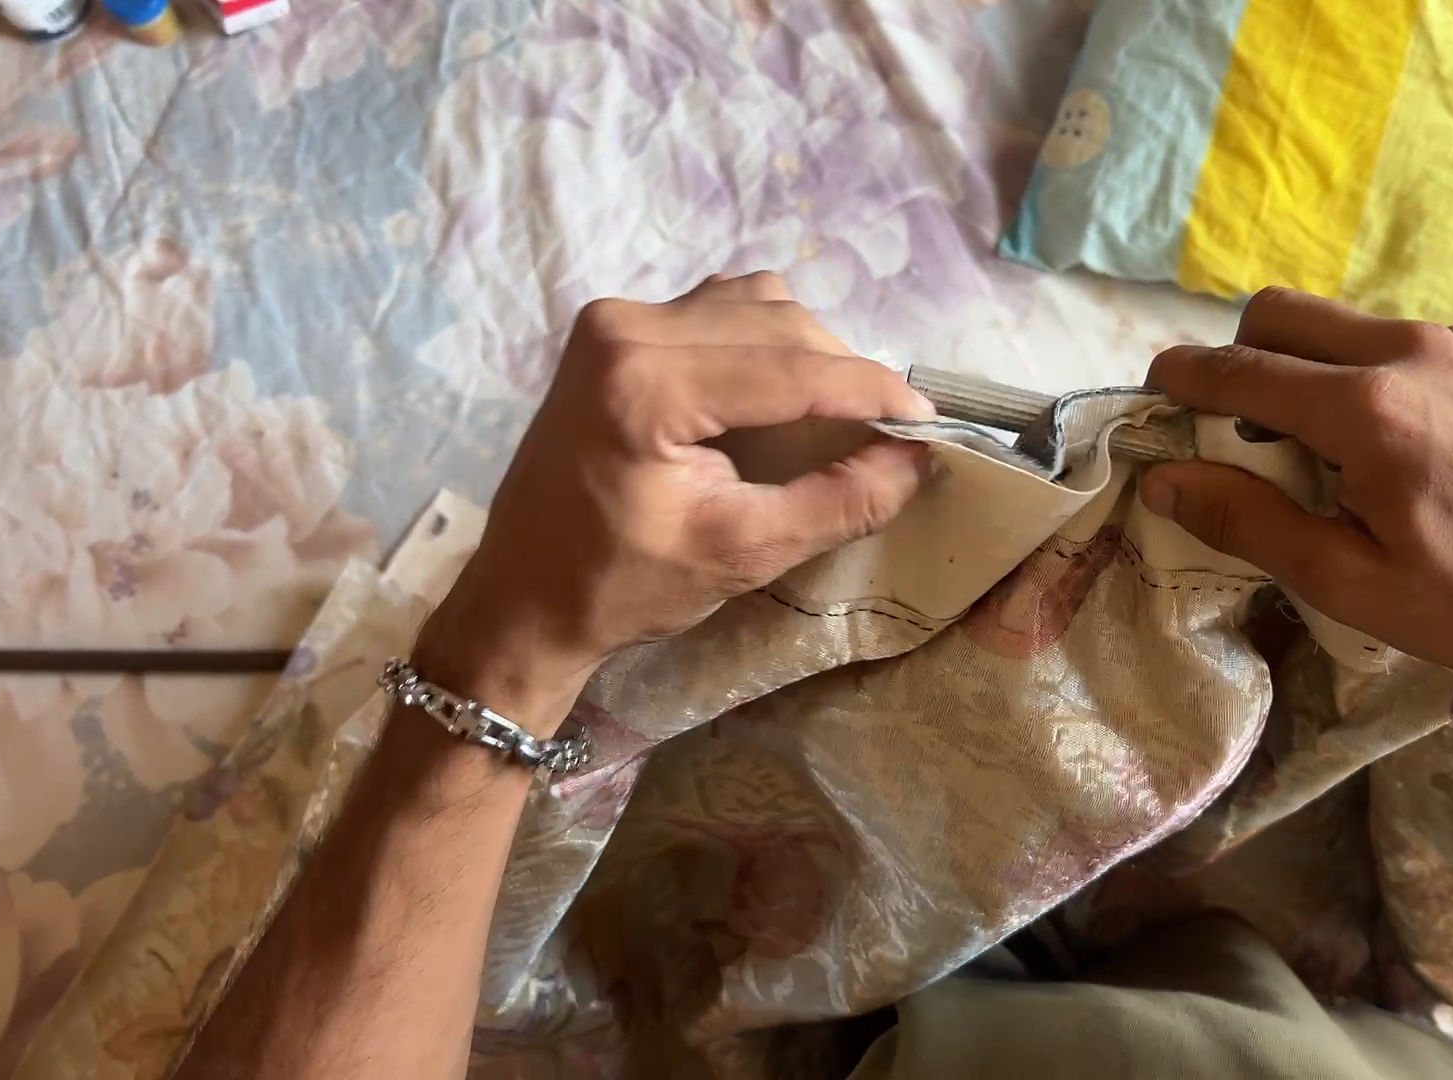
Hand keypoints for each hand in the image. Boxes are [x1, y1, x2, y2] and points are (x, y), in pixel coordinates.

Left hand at [413, 272, 935, 730]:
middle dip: (848, 374)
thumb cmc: (625, 586)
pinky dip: (772, 341)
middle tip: (888, 432)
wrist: (523, 594)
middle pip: (779, 324)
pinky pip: (723, 308)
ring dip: (813, 353)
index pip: (793, 367)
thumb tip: (916, 459)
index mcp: (646, 384)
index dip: (874, 392)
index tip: (929, 423)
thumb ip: (840, 503)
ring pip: (756, 306)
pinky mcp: (618, 330)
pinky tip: (784, 387)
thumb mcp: (746, 555)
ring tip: (839, 412)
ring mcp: (617, 320)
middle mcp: (627, 326)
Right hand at [1138, 288, 1452, 692]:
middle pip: (1277, 315)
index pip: (1239, 372)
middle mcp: (1407, 353)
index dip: (1181, 377)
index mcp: (1366, 411)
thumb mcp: (1344, 581)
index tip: (1151, 391)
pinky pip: (1382, 339)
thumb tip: (1162, 483)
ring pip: (1331, 323)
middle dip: (1232, 358)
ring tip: (1305, 444)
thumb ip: (1245, 520)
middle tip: (1231, 428)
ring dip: (1290, 365)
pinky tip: (1371, 438)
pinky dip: (1343, 369)